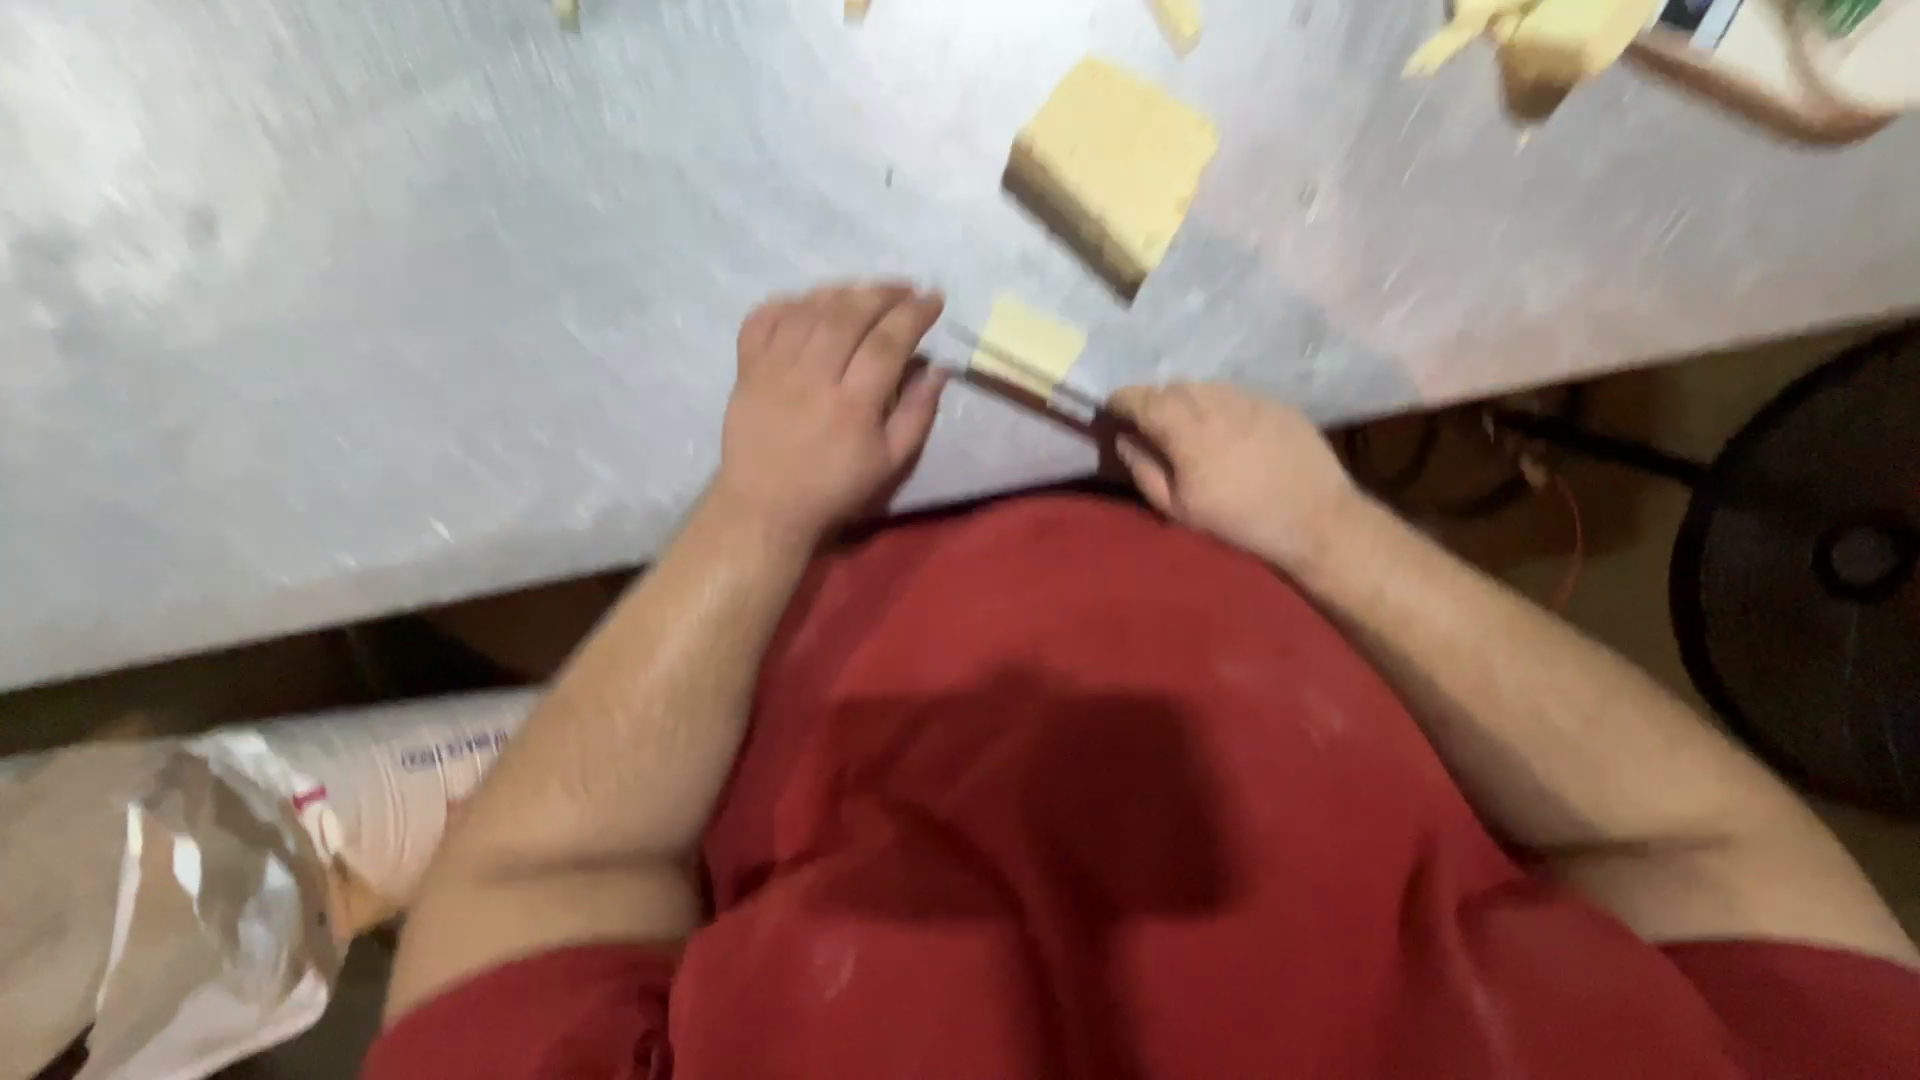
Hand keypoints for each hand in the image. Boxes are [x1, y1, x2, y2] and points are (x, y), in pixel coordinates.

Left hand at [715, 282, 946, 544]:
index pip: (888, 342)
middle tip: (905, 289)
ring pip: (808, 309)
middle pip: (849, 314)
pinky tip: (809, 303)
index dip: (915, 314)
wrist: (766, 507)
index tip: (934, 300)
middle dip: (883, 293)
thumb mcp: (890, 463)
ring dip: (841, 291)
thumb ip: (918, 413)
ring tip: (864, 291)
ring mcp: (773, 369)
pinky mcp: (746, 369)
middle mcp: (812, 377)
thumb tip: (940, 368)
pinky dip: (787, 302)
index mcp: (853, 405)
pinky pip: (763, 319)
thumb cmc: (835, 488)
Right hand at [1108, 382, 1358, 567]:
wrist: (1314, 516)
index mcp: (1186, 430)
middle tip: (1150, 423)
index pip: (1141, 398)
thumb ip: (1143, 469)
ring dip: (1187, 401)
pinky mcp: (1273, 402)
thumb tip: (1124, 440)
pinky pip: (1233, 394)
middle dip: (1154, 400)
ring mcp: (1248, 398)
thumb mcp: (1178, 507)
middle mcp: (1215, 403)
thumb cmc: (1238, 520)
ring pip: (1203, 387)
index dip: (1122, 400)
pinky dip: (1218, 406)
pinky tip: (1226, 432)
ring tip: (1189, 427)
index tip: (1112, 408)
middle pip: (1171, 387)